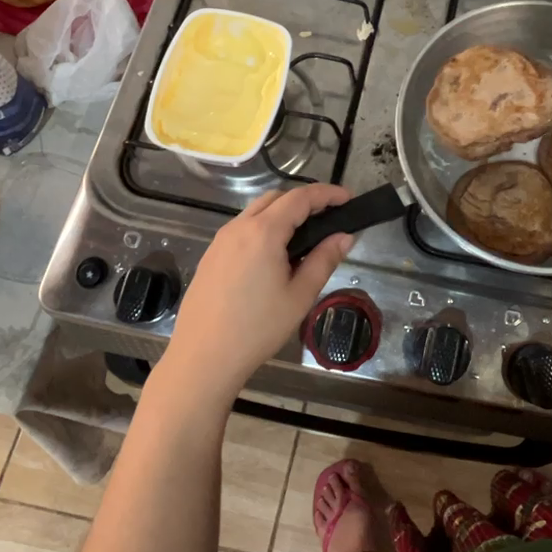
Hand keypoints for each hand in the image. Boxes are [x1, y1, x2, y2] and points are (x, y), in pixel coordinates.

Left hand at [166, 184, 354, 399]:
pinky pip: (241, 230)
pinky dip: (263, 229)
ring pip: (256, 212)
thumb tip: (345, 236)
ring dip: (282, 214)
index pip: (300, 198)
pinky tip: (273, 257)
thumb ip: (324, 260)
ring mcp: (220, 241)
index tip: (348, 198)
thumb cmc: (257, 328)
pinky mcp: (210, 256)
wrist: (203, 358)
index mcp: (263, 232)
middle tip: (328, 218)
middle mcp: (238, 227)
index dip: (327, 194)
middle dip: (304, 200)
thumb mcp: (300, 296)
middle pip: (276, 198)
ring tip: (303, 239)